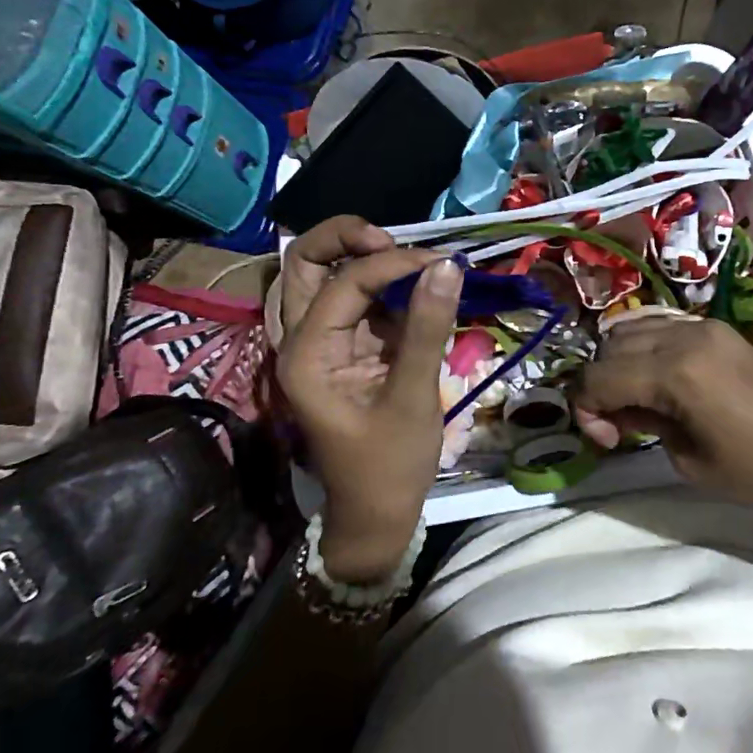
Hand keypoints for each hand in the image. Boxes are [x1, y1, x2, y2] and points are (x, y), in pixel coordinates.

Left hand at [275, 217, 461, 581]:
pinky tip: (419, 283)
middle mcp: (303, 340)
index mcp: (306, 356)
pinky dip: (386, 284)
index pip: (342, 284)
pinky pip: (358, 299)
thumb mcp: (412, 397)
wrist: (377, 514)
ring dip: (365, 257)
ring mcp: (324, 343)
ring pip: (326, 275)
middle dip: (346, 239)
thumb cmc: (389, 465)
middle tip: (395, 239)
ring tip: (414, 259)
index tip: (441, 262)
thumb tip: (448, 264)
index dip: (391, 264)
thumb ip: (427, 328)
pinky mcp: (348, 349)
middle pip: (305, 264)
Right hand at [572, 313, 752, 520]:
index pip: (597, 375)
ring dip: (620, 363)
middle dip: (600, 384)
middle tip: (618, 425)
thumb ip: (644, 423)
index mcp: (675, 369)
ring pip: (631, 328)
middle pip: (609, 345)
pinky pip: (662, 324)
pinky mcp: (719, 328)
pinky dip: (645, 347)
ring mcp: (704, 324)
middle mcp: (685, 333)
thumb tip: (619, 409)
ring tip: (639, 402)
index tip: (606, 440)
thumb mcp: (689, 460)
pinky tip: (659, 380)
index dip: (585, 408)